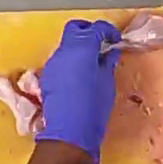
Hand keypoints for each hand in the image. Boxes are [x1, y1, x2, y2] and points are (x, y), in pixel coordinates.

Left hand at [34, 19, 121, 163]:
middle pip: (75, 29)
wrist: (68, 134)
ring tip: (93, 61)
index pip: (95, 28)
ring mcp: (52, 64)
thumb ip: (107, 63)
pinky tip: (81, 75)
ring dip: (79, 47)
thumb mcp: (106, 83)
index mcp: (81, 49)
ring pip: (66, 44)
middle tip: (102, 44)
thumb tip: (109, 53)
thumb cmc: (93, 108)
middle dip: (89, 31)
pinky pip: (61, 60)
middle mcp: (63, 52)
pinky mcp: (47, 77)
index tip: (115, 40)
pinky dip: (71, 61)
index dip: (107, 31)